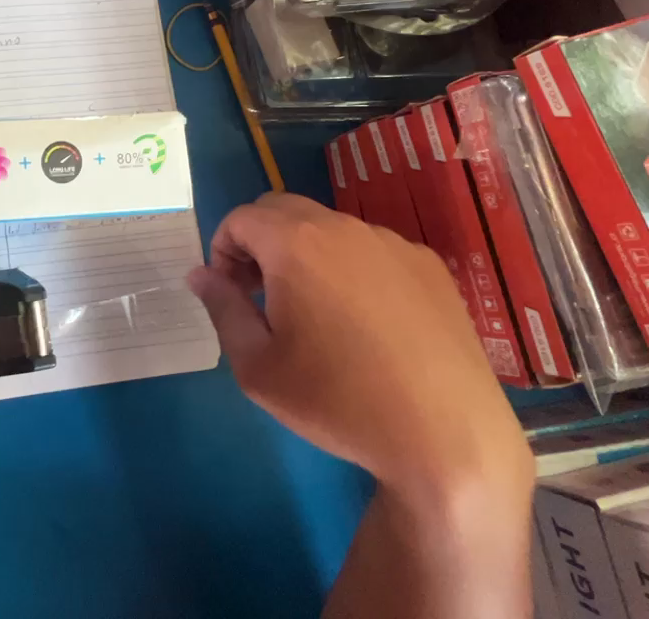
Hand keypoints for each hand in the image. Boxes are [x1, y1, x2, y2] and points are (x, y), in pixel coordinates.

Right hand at [186, 194, 529, 506]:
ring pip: (330, 228)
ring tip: (315, 314)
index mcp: (296, 245)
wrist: (448, 438)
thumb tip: (201, 274)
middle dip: (259, 242)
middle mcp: (345, 228)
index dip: (222, 250)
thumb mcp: (257, 366)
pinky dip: (351, 269)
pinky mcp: (430, 268)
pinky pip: (373, 251)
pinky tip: (367, 324)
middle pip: (284, 210)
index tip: (229, 294)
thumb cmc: (338, 401)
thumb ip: (222, 309)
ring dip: (305, 254)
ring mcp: (394, 244)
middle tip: (260, 296)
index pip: (241, 218)